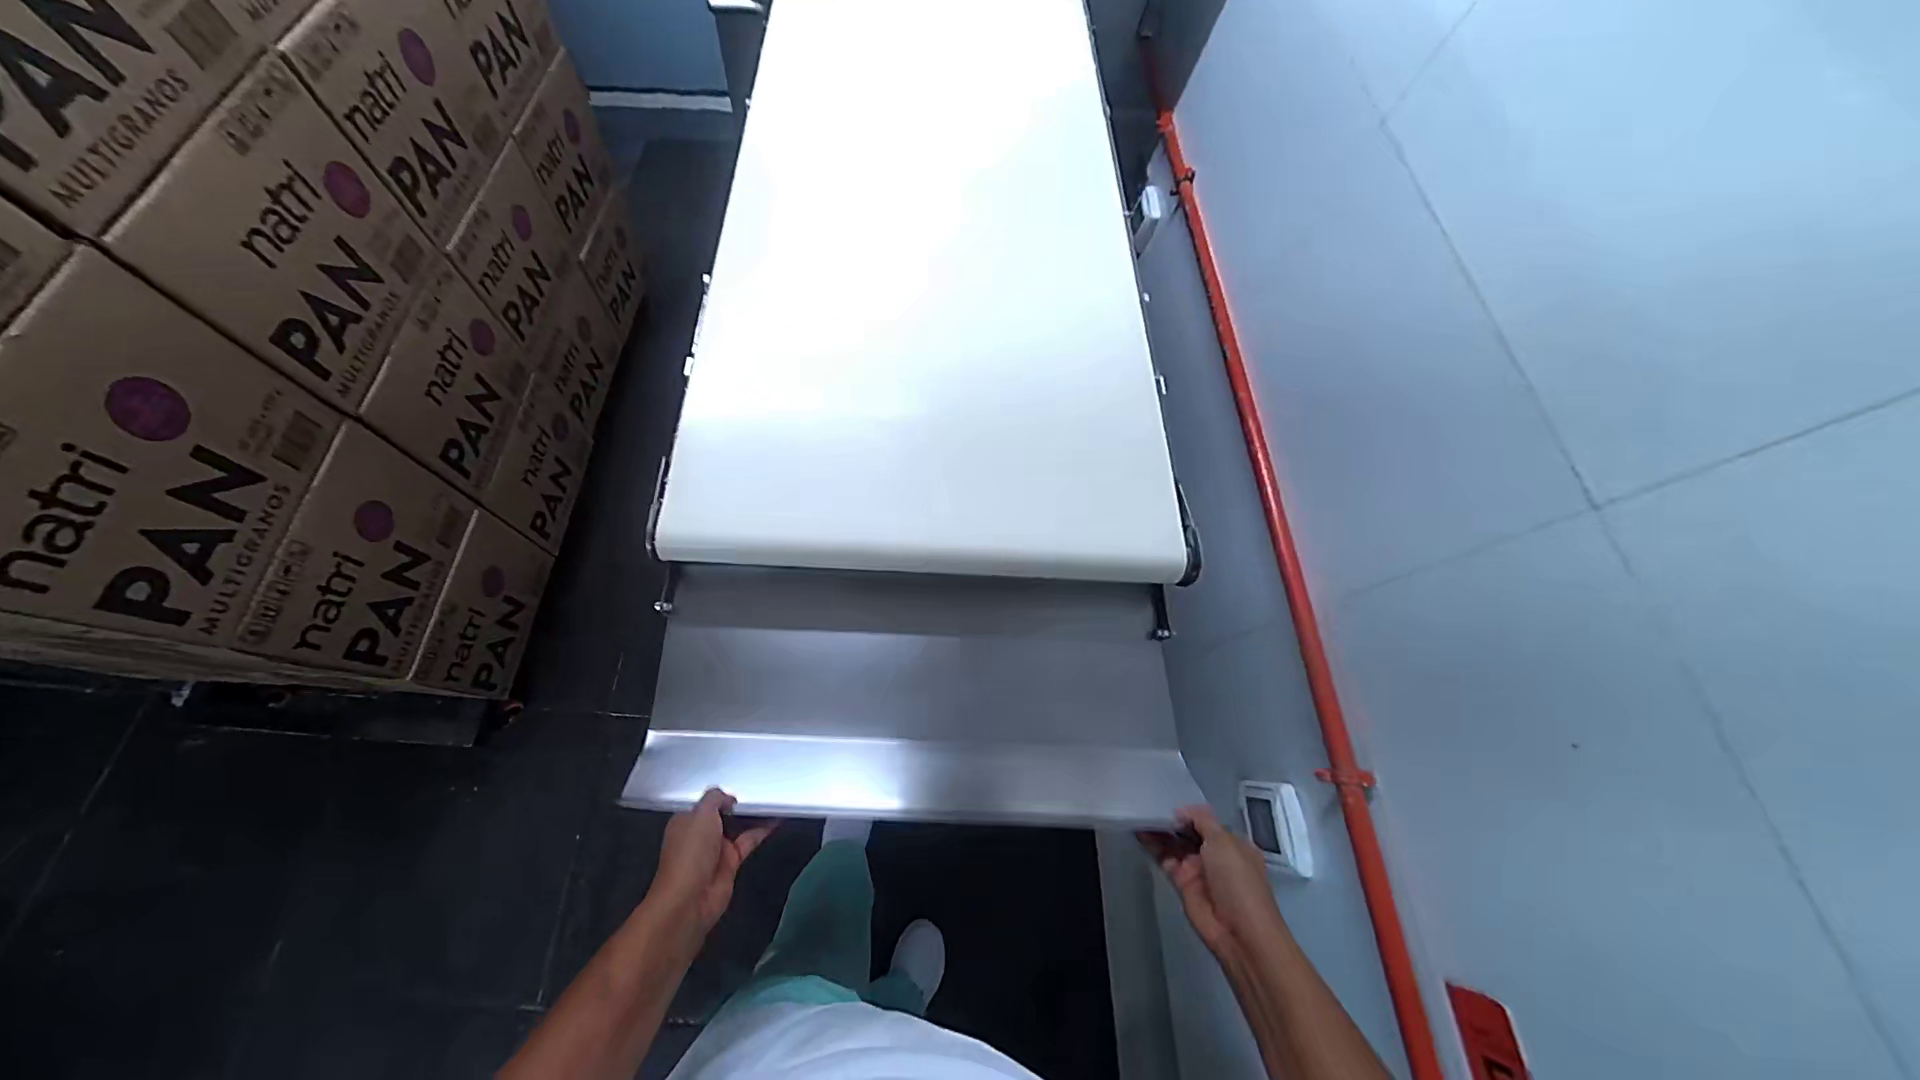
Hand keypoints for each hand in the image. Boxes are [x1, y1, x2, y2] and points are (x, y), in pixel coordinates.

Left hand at [649, 789, 777, 933]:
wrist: (689, 899)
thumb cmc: (690, 852)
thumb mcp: (700, 813)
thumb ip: (715, 798)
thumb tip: (729, 798)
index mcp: (686, 821)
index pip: (704, 803)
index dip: (720, 794)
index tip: (740, 783)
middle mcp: (700, 834)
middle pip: (723, 814)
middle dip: (739, 804)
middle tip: (761, 788)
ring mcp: (716, 849)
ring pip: (738, 827)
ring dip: (754, 815)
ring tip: (773, 799)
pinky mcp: (731, 862)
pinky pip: (749, 840)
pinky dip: (763, 830)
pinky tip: (777, 818)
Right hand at [1139, 804, 1284, 958]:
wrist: (1238, 932)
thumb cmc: (1238, 881)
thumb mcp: (1224, 842)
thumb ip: (1202, 820)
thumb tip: (1182, 810)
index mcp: (1234, 844)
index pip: (1208, 822)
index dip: (1190, 812)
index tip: (1169, 800)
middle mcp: (1217, 856)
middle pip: (1190, 833)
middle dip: (1172, 821)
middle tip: (1149, 804)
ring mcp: (1199, 870)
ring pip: (1175, 845)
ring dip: (1160, 831)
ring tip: (1140, 814)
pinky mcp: (1183, 884)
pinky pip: (1165, 860)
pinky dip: (1153, 847)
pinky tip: (1140, 832)